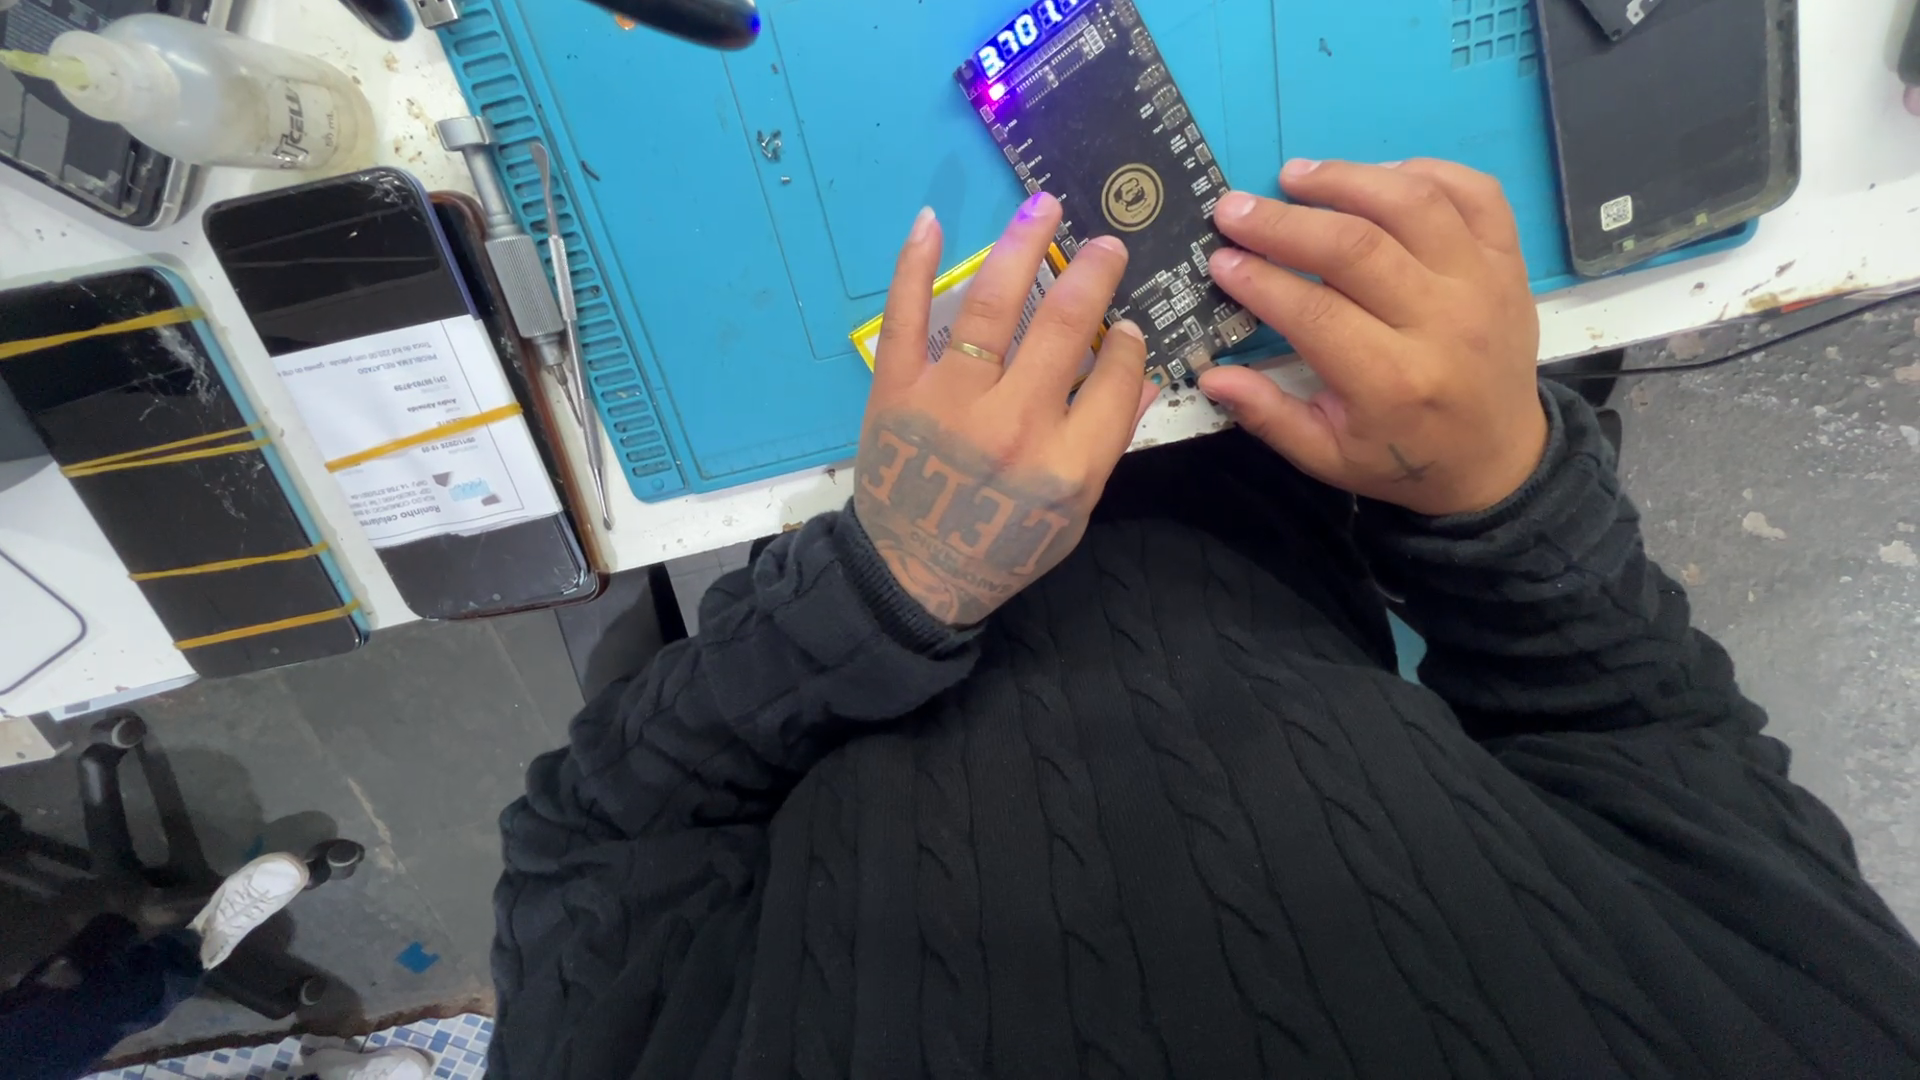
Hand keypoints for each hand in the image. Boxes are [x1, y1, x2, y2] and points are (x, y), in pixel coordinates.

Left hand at [855, 194, 1156, 625]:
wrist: (915, 575)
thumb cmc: (1004, 548)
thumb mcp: (1073, 513)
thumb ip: (1109, 443)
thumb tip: (1145, 372)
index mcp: (1068, 463)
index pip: (1115, 377)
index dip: (1128, 341)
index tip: (1126, 325)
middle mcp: (1015, 424)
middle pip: (1065, 327)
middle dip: (1094, 275)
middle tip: (1105, 244)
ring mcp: (950, 402)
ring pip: (993, 307)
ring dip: (1023, 246)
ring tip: (1044, 206)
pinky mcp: (896, 391)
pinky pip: (905, 318)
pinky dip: (915, 266)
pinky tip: (932, 222)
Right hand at [1198, 159, 1547, 516]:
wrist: (1497, 458)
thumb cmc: (1399, 459)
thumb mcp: (1323, 456)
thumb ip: (1267, 415)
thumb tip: (1211, 375)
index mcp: (1391, 382)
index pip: (1315, 313)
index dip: (1260, 281)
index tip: (1220, 260)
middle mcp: (1443, 323)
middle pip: (1357, 248)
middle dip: (1284, 223)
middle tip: (1234, 208)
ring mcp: (1483, 284)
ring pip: (1412, 205)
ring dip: (1346, 180)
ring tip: (1294, 175)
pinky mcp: (1508, 261)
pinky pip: (1473, 192)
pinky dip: (1421, 171)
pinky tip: (1372, 177)